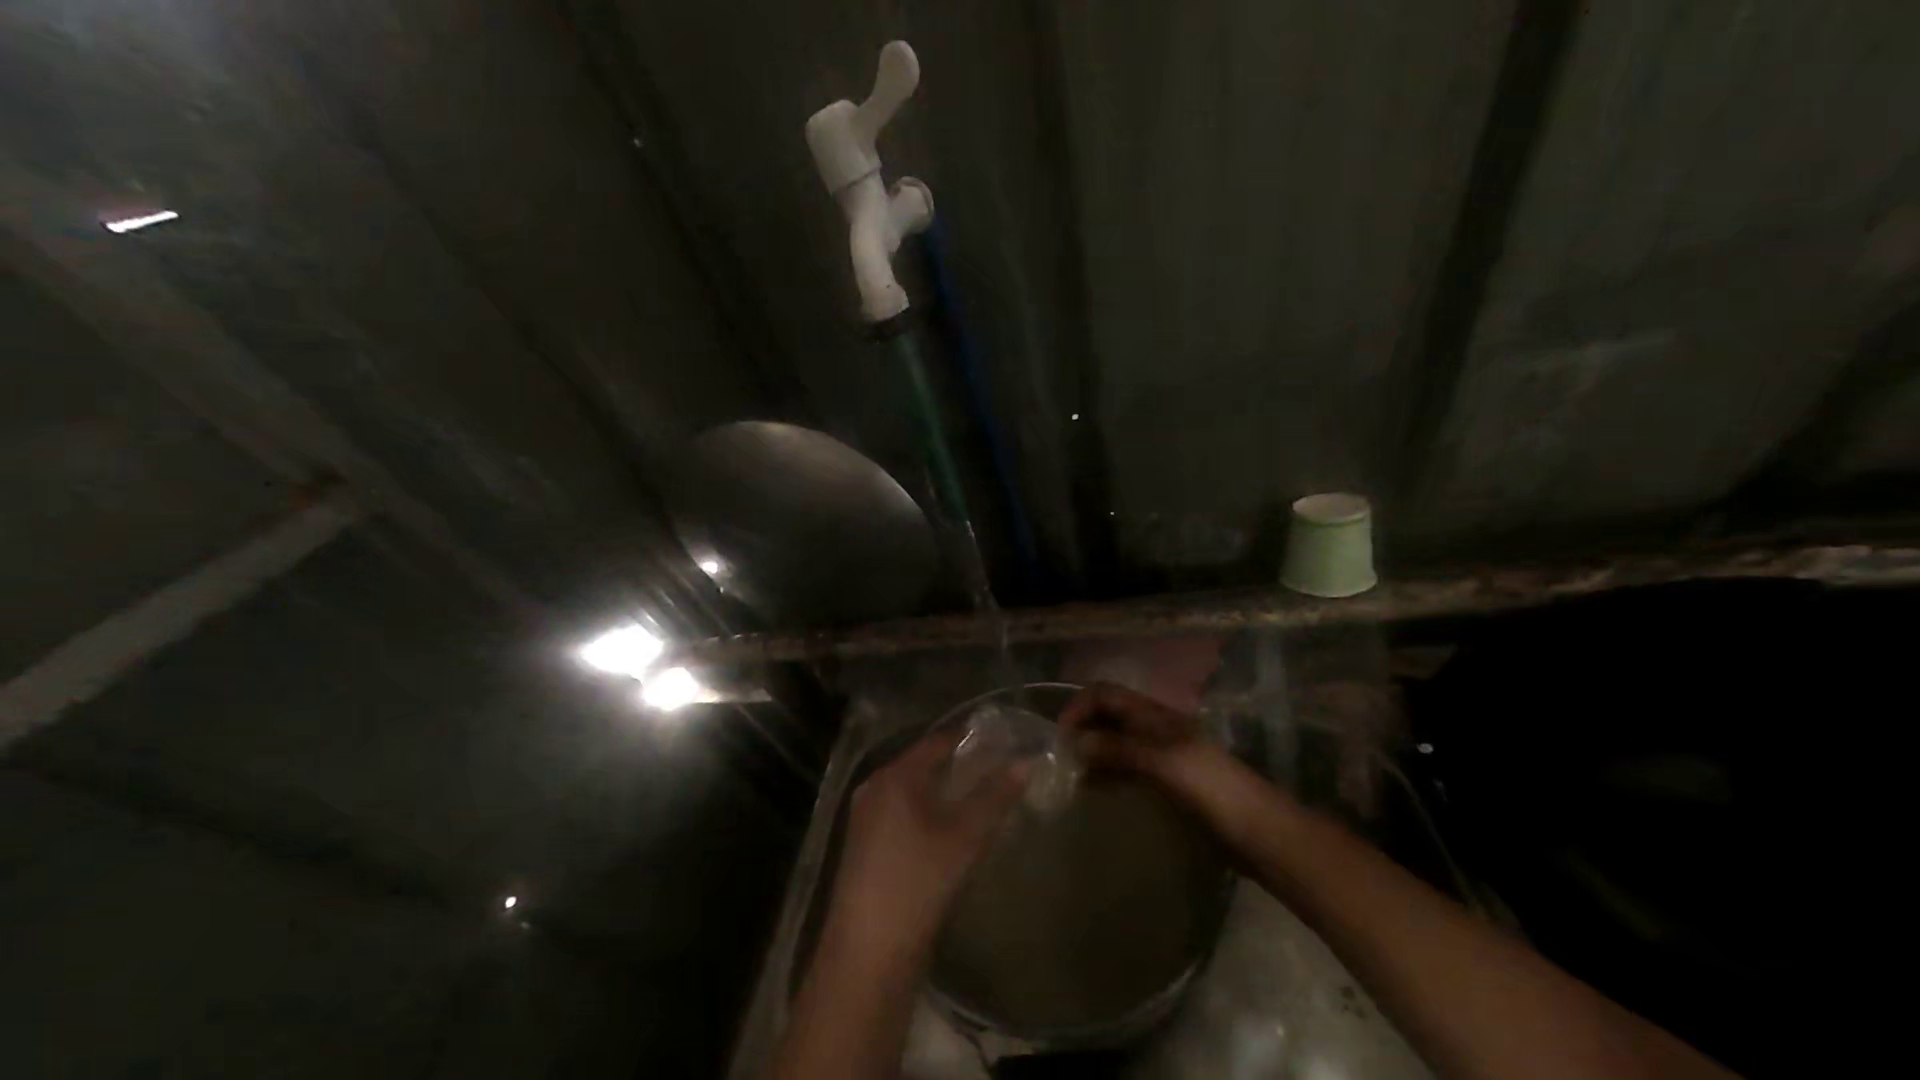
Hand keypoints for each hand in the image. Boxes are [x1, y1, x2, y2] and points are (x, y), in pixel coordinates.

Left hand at [827, 727, 1025, 961]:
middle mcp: (874, 787)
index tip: (1005, 743)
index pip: (938, 742)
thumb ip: (995, 795)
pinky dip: (927, 813)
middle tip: (1000, 772)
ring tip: (981, 800)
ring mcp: (865, 817)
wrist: (868, 950)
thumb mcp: (965, 836)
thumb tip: (1026, 761)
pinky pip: (901, 814)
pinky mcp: (864, 845)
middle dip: (960, 767)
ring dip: (944, 792)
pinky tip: (949, 831)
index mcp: (894, 775)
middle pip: (923, 765)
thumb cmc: (918, 881)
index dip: (972, 740)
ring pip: (912, 791)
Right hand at [1058, 681, 1241, 813]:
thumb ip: (1119, 749)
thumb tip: (1076, 742)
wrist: (1259, 832)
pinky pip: (1127, 769)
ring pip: (1116, 742)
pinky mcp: (1168, 784)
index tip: (1060, 739)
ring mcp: (1163, 756)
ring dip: (1092, 752)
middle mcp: (1155, 729)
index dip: (1078, 707)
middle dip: (1082, 728)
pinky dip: (1107, 774)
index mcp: (1155, 715)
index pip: (1104, 693)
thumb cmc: (1212, 790)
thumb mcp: (1164, 763)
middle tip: (1062, 760)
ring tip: (1073, 778)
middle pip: (1108, 715)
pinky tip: (1097, 794)